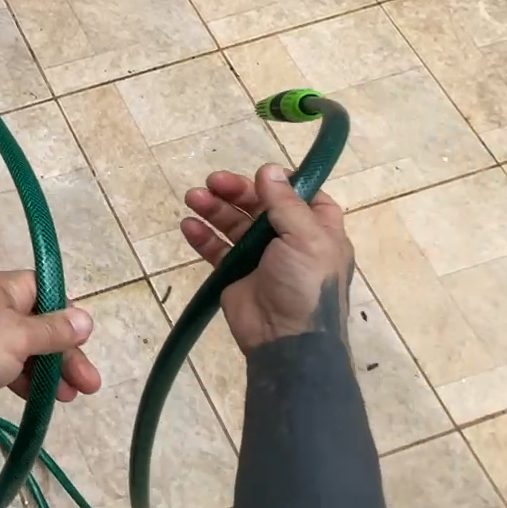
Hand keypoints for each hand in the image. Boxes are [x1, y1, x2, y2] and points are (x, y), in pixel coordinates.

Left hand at [0, 271, 100, 404]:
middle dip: (65, 354)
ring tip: (69, 398)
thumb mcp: (20, 337)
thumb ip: (53, 330)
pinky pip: (6, 361)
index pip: (47, 291)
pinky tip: (38, 397)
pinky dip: (24, 376)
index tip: (83, 342)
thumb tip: (85, 318)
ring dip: (49, 370)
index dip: (67, 316)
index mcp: (6, 288)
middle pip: (40, 324)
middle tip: (89, 385)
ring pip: (25, 346)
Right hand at [180, 164, 354, 353]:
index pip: (305, 199)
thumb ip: (285, 204)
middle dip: (236, 192)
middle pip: (260, 206)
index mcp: (317, 232)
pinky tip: (189, 227)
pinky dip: (202, 235)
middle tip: (212, 182)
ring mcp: (259, 257)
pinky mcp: (234, 272)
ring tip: (193, 199)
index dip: (284, 184)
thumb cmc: (306, 285)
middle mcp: (289, 241)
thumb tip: (269, 169)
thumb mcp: (306, 239)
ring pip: (233, 223)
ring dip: (213, 209)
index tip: (259, 175)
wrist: (285, 338)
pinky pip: (215, 247)